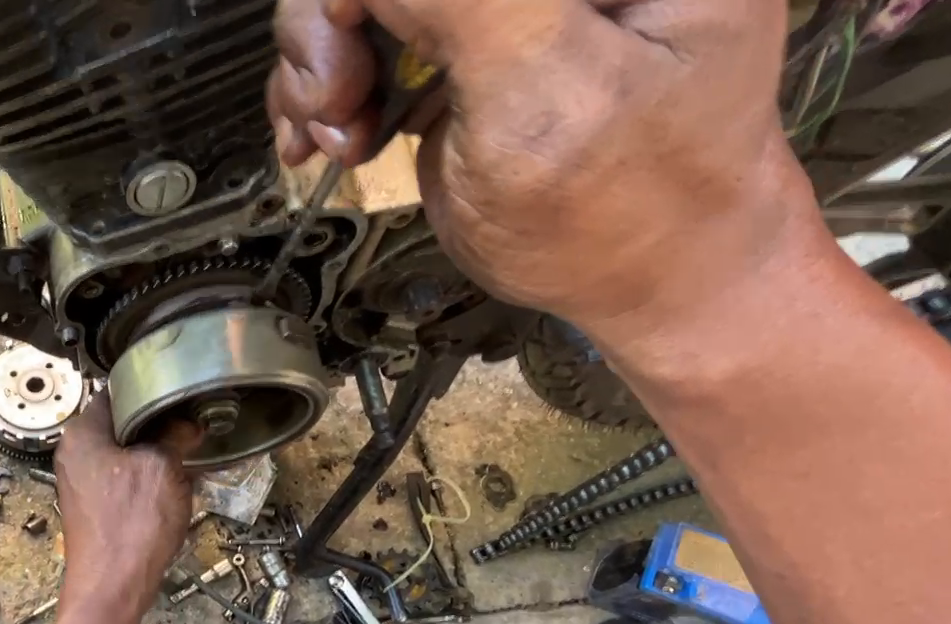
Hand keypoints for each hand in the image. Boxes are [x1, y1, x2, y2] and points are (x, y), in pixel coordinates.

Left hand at [53, 395, 199, 622]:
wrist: (111, 587)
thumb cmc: (130, 528)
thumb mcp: (163, 469)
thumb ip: (174, 436)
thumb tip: (186, 425)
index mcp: (81, 434)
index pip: (117, 393)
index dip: (151, 390)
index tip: (179, 393)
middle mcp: (74, 455)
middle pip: (123, 425)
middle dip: (159, 427)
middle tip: (191, 427)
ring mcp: (82, 483)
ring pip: (127, 454)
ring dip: (158, 456)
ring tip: (188, 458)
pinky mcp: (94, 507)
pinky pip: (125, 481)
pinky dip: (149, 479)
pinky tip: (174, 487)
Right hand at [267, 0, 825, 339]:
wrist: (636, 270)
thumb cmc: (618, 199)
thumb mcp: (547, 93)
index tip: (345, 82)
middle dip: (324, 35)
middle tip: (334, 116)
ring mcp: (483, 2)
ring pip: (344, 3)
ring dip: (314, 77)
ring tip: (337, 145)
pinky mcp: (446, 51)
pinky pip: (350, 46)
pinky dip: (317, 97)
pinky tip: (321, 142)